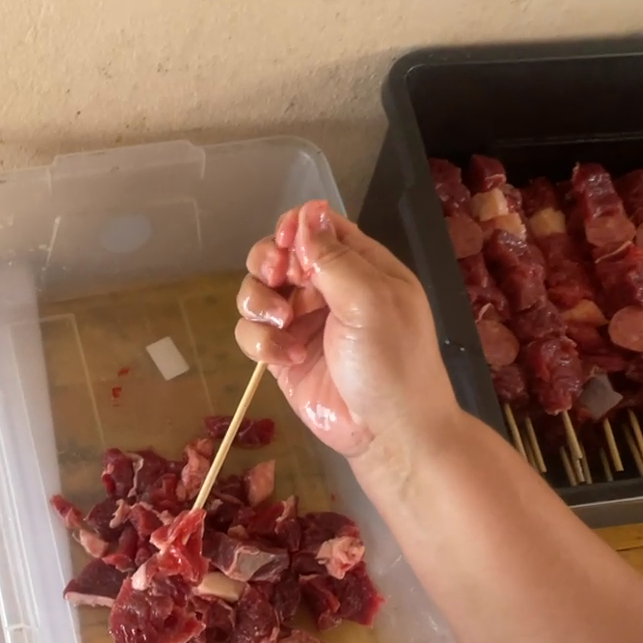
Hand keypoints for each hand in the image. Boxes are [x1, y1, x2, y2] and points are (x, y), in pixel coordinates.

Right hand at [233, 200, 461, 460]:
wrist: (386, 431)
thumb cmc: (391, 361)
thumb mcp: (370, 300)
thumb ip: (334, 257)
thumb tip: (307, 211)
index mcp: (359, 267)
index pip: (317, 228)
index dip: (294, 228)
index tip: (286, 244)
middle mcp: (326, 290)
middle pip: (277, 255)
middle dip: (268, 263)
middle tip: (278, 280)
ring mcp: (301, 325)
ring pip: (257, 293)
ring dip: (258, 303)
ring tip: (281, 325)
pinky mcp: (281, 358)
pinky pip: (251, 335)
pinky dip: (259, 342)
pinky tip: (285, 358)